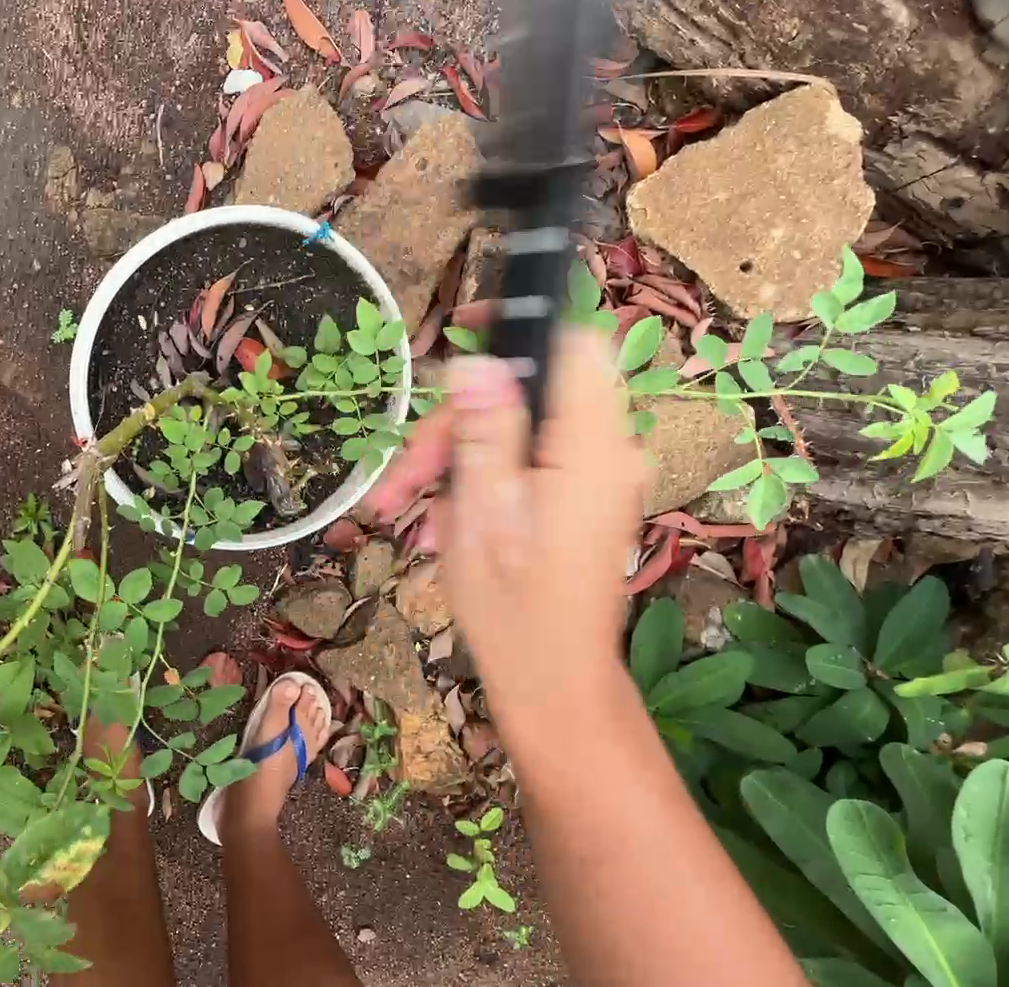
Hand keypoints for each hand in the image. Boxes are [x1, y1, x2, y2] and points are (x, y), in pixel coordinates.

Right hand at [365, 328, 644, 686]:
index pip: (573, 347)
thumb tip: (478, 364)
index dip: (519, 328)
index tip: (458, 339)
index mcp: (591, 450)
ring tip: (405, 512)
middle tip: (403, 481)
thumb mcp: (482, 515)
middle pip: (525, 394)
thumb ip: (485, 434)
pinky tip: (439, 523)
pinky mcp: (578, 498)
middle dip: (454, 427)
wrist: (551, 680)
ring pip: (514, 429)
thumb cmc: (513, 607)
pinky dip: (477, 482)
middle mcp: (606, 453)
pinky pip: (523, 462)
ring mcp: (593, 477)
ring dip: (453, 460)